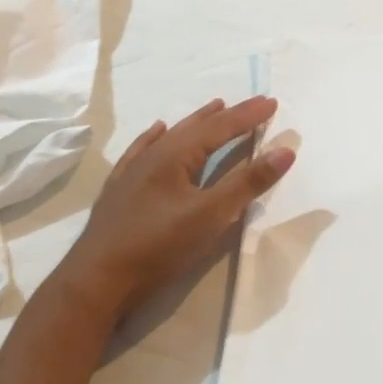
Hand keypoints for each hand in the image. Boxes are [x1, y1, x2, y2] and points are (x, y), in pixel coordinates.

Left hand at [56, 96, 294, 321]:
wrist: (97, 281)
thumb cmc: (159, 246)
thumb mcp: (212, 215)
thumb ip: (249, 182)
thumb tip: (285, 150)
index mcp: (174, 157)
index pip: (219, 128)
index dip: (247, 116)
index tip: (271, 102)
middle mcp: (152, 157)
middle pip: (195, 128)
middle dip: (226, 115)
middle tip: (252, 104)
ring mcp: (132, 173)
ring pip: (170, 138)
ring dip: (196, 123)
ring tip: (213, 108)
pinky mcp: (120, 191)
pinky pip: (141, 152)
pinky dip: (154, 138)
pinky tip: (155, 132)